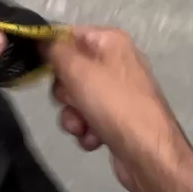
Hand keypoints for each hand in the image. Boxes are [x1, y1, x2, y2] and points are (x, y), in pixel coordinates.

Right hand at [47, 26, 192, 191]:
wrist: (150, 156)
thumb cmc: (114, 104)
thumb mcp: (77, 70)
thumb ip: (54, 50)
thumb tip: (42, 40)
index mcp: (111, 41)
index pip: (69, 35)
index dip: (53, 51)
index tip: (42, 69)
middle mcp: (115, 62)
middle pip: (70, 68)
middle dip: (65, 91)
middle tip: (72, 100)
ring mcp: (118, 92)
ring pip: (76, 97)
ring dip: (73, 115)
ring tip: (82, 126)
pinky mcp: (118, 119)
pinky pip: (88, 117)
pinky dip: (86, 129)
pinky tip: (93, 139)